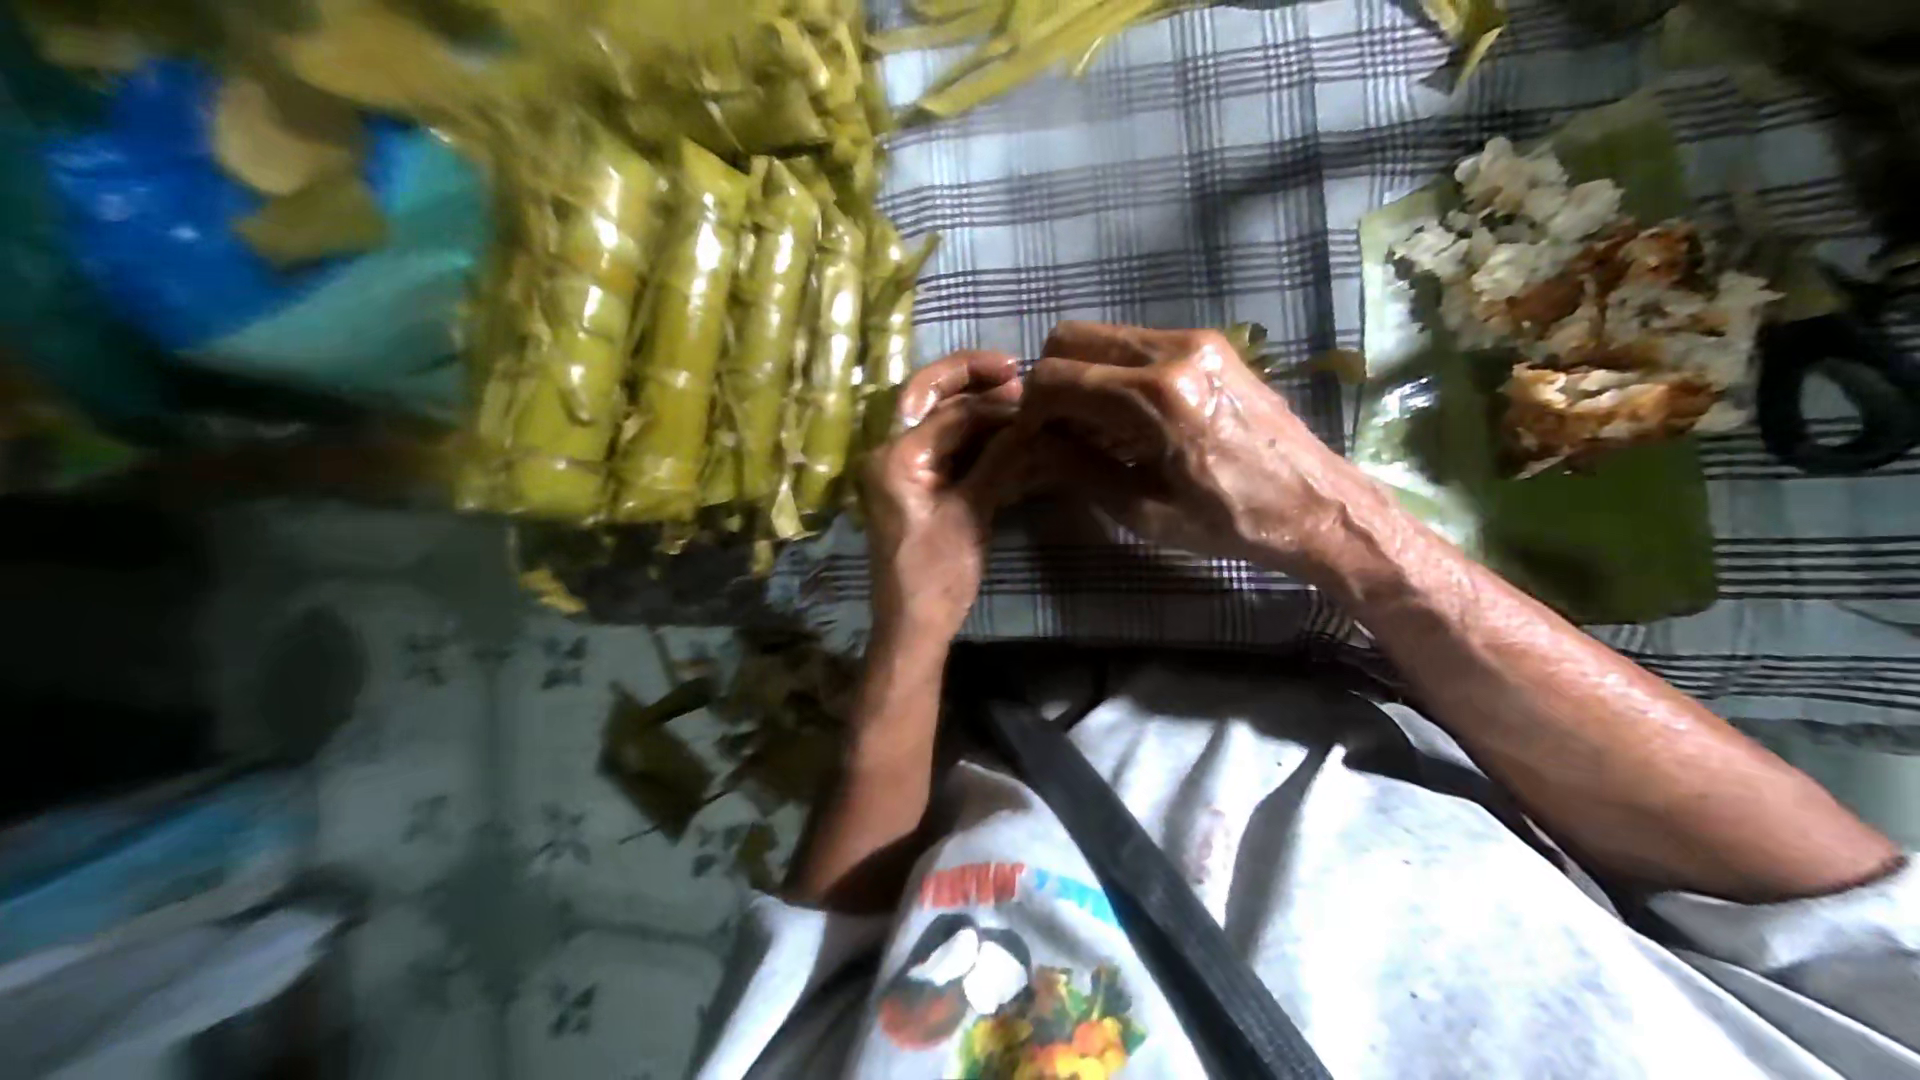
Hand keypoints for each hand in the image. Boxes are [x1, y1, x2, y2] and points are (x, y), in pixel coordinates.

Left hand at [862, 349, 1034, 649]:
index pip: (950, 414)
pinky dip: (974, 438)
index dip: (994, 406)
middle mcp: (890, 454)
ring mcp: (902, 470)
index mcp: (895, 458)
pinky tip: (1005, 433)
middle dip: (970, 380)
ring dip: (974, 405)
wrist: (912, 625)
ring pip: (937, 419)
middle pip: (929, 398)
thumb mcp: (970, 516)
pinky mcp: (917, 487)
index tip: (1033, 402)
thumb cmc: (937, 576)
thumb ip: (997, 462)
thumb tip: (1028, 421)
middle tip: (1012, 368)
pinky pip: (944, 449)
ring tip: (1014, 394)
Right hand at [1018, 322, 1373, 580]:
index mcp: (1156, 398)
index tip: (1031, 439)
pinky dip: (1115, 372)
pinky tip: (1129, 417)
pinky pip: (1137, 343)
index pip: (1056, 377)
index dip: (1030, 409)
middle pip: (1072, 337)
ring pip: (1103, 335)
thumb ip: (1079, 469)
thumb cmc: (1230, 522)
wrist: (1316, 505)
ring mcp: (1197, 340)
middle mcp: (1175, 351)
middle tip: (1059, 428)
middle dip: (1051, 382)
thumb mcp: (1144, 511)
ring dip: (1083, 375)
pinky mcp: (1212, 344)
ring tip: (1095, 428)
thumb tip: (1034, 444)